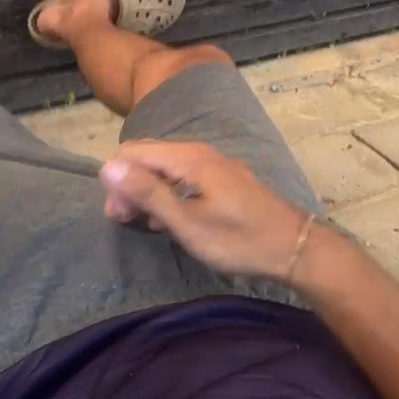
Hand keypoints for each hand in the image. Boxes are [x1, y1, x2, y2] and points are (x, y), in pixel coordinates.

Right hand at [100, 140, 310, 280]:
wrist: (291, 247)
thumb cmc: (238, 239)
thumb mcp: (187, 222)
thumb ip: (147, 193)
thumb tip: (107, 167)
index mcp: (189, 158)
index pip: (133, 151)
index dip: (117, 180)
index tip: (119, 215)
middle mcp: (200, 152)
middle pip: (148, 156)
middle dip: (130, 184)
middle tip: (126, 220)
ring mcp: (214, 164)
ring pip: (166, 167)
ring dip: (148, 191)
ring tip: (144, 223)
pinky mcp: (223, 179)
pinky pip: (184, 177)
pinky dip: (169, 193)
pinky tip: (170, 220)